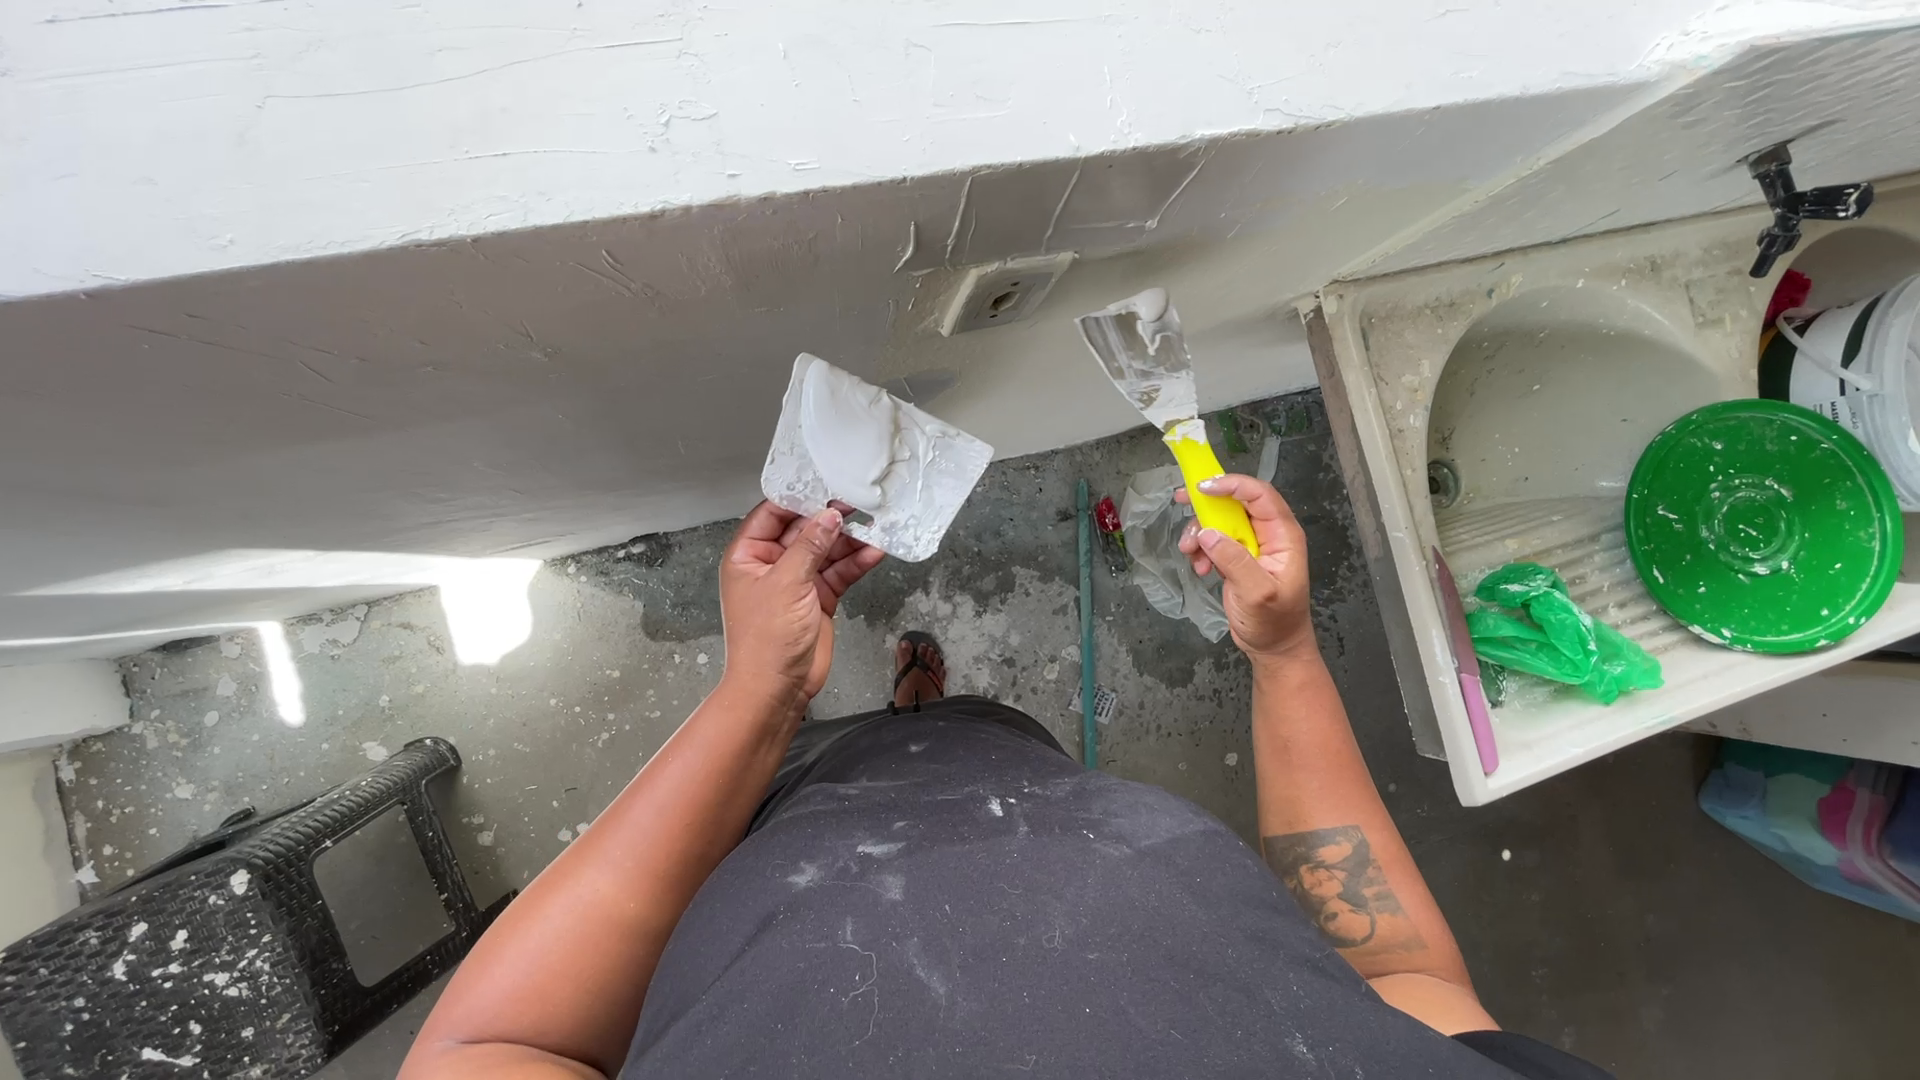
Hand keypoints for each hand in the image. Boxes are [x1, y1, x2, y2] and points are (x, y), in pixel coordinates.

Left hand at [720, 501, 886, 704]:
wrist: (777, 688)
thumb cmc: (765, 641)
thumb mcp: (787, 584)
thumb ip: (810, 546)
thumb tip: (828, 517)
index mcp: (748, 556)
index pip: (772, 515)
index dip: (798, 499)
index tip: (824, 485)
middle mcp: (771, 565)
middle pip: (803, 531)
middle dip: (830, 519)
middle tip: (857, 504)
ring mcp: (797, 582)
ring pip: (826, 551)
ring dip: (848, 541)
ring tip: (874, 527)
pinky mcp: (818, 598)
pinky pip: (839, 573)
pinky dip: (855, 563)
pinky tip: (874, 552)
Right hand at [1176, 474, 1316, 664]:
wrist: (1274, 647)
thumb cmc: (1274, 622)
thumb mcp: (1257, 593)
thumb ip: (1234, 561)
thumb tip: (1207, 533)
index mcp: (1283, 535)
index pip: (1259, 495)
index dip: (1232, 485)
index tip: (1202, 488)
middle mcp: (1268, 534)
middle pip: (1236, 502)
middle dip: (1207, 504)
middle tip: (1180, 500)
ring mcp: (1251, 546)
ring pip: (1219, 521)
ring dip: (1199, 533)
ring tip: (1189, 554)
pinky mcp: (1236, 558)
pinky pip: (1213, 541)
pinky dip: (1201, 550)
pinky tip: (1200, 569)